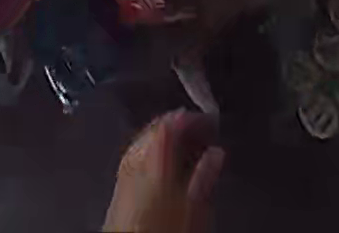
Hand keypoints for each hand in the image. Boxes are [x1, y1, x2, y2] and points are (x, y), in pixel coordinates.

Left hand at [102, 109, 224, 232]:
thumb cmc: (165, 228)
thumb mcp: (194, 205)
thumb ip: (206, 175)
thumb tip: (217, 152)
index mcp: (156, 150)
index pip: (174, 119)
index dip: (194, 118)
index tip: (211, 122)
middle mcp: (138, 149)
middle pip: (161, 125)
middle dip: (183, 126)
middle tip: (205, 134)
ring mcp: (127, 161)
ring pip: (151, 136)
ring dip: (171, 138)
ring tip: (193, 149)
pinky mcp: (121, 175)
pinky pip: (143, 150)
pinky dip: (159, 150)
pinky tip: (171, 164)